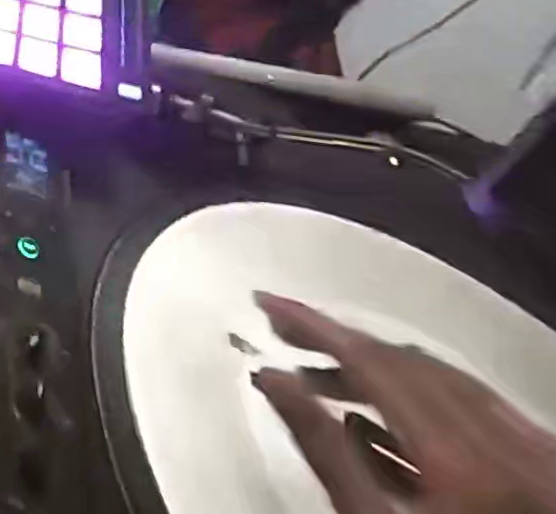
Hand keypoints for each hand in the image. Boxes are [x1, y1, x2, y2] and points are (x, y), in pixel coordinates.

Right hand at [252, 291, 555, 513]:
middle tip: (284, 331)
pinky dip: (420, 395)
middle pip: (410, 365)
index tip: (267, 302)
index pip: (373, 362)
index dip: (313, 324)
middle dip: (340, 342)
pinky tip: (380, 415)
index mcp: (461, 454)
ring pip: (447, 382)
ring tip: (321, 374)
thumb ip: (322, 444)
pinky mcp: (544, 468)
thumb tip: (272, 377)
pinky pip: (482, 410)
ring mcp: (537, 458)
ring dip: (376, 367)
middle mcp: (509, 446)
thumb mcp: (369, 512)